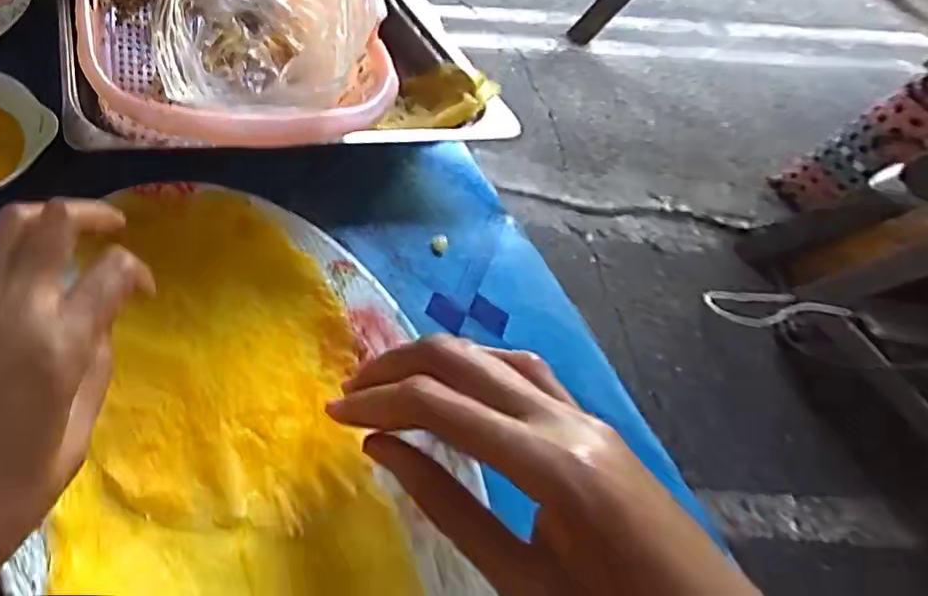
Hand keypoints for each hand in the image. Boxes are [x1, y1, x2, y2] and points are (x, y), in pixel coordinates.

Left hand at [0, 200, 152, 595]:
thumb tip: (101, 325)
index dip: (136, 270)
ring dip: (47, 215)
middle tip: (112, 226)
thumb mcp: (68, 450)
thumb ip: (94, 376)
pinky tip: (10, 249)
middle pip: (57, 219)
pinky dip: (0, 233)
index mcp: (58, 346)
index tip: (141, 288)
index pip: (112, 272)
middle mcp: (16, 302)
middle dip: (94, 213)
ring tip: (63, 231)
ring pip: (12, 218)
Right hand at [326, 335, 756, 595]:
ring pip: (486, 354)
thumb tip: (376, 446)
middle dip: (391, 367)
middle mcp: (566, 422)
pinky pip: (521, 369)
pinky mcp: (594, 424)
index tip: (332, 413)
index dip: (375, 402)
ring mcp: (585, 416)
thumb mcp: (525, 583)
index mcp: (552, 466)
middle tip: (350, 391)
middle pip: (455, 359)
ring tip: (389, 383)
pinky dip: (471, 365)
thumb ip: (446, 506)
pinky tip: (454, 383)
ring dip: (427, 360)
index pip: (437, 405)